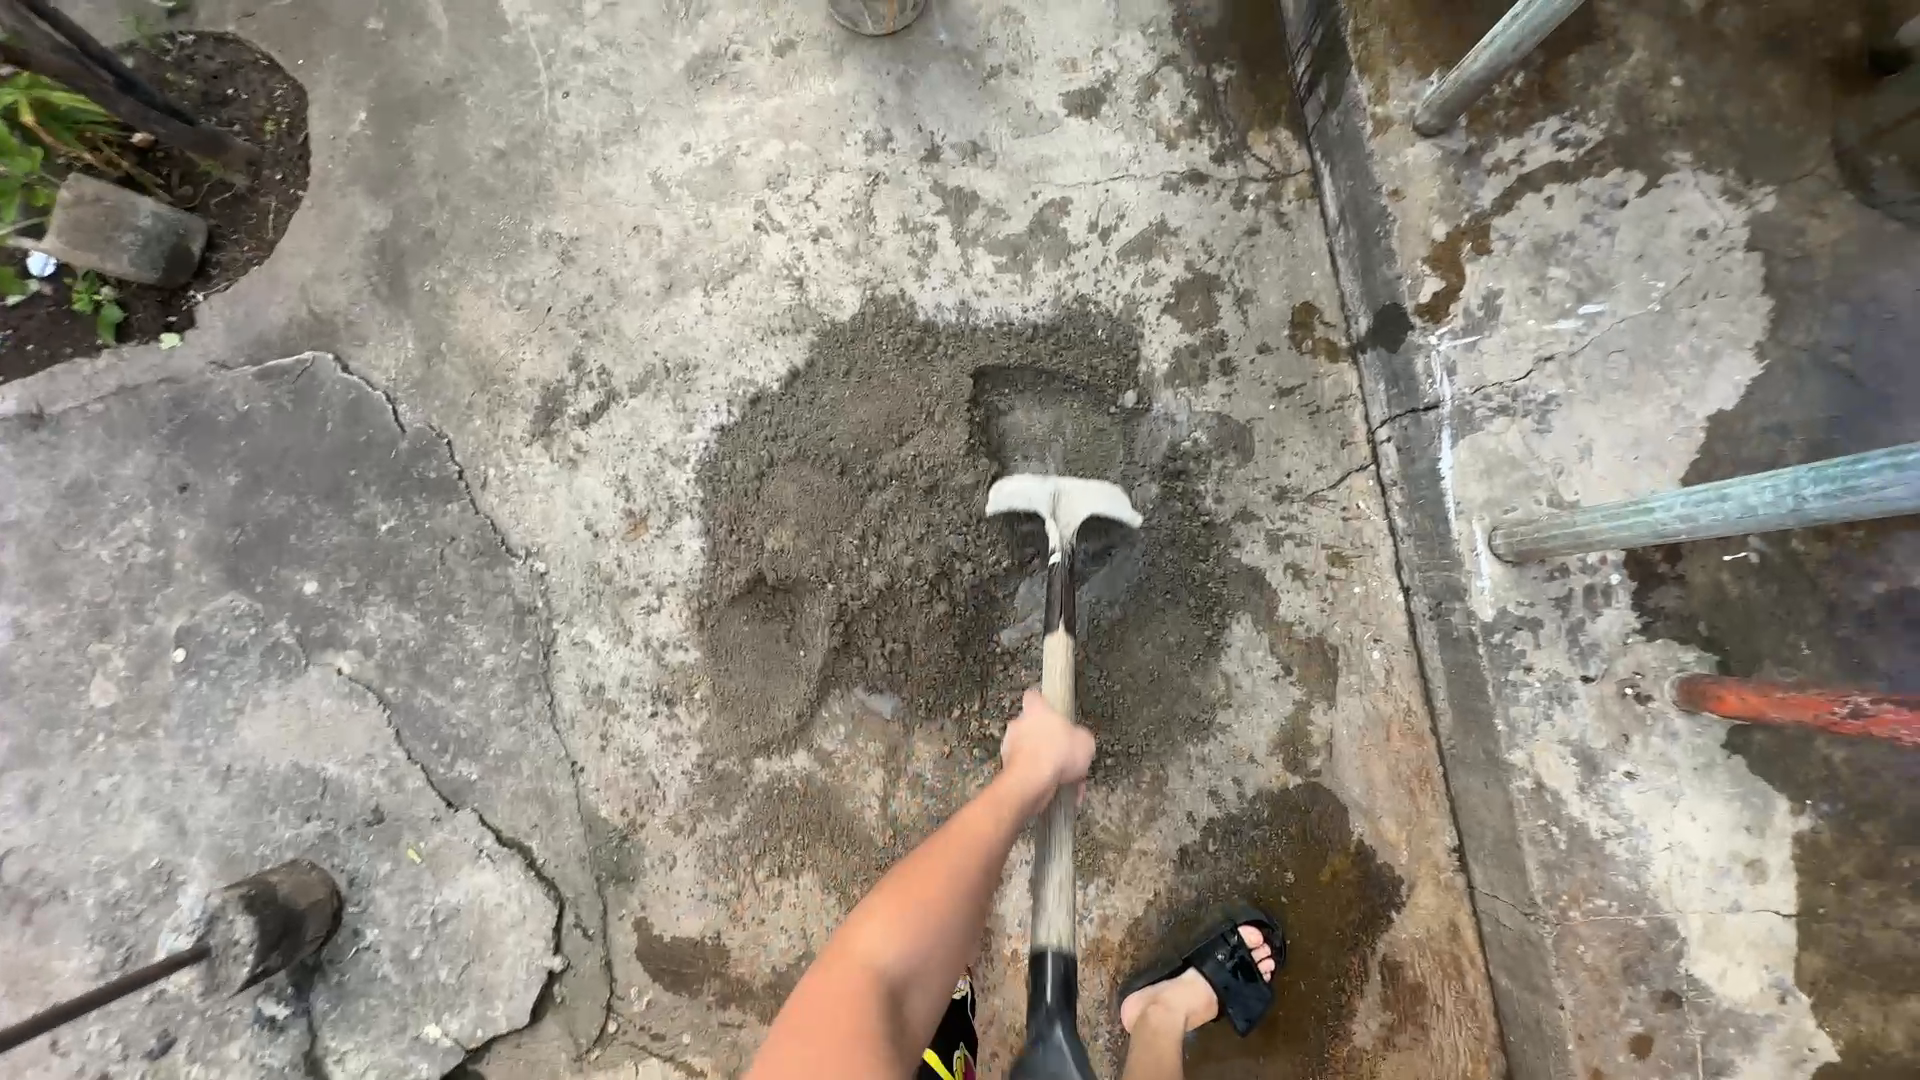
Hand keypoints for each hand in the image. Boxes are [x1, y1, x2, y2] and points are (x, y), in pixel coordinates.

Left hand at [1000, 689, 1095, 804]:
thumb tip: (1080, 740)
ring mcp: (1010, 746)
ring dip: (1046, 763)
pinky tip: (1059, 790)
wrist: (1033, 780)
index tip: (1052, 711)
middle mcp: (1019, 724)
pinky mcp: (1008, 767)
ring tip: (1067, 779)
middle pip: (1033, 726)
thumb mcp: (1085, 742)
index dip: (1043, 703)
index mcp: (1036, 710)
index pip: (1034, 696)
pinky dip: (1041, 779)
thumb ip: (1081, 737)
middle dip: (1048, 741)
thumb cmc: (1056, 754)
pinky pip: (1028, 771)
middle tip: (1065, 754)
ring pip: (1031, 752)